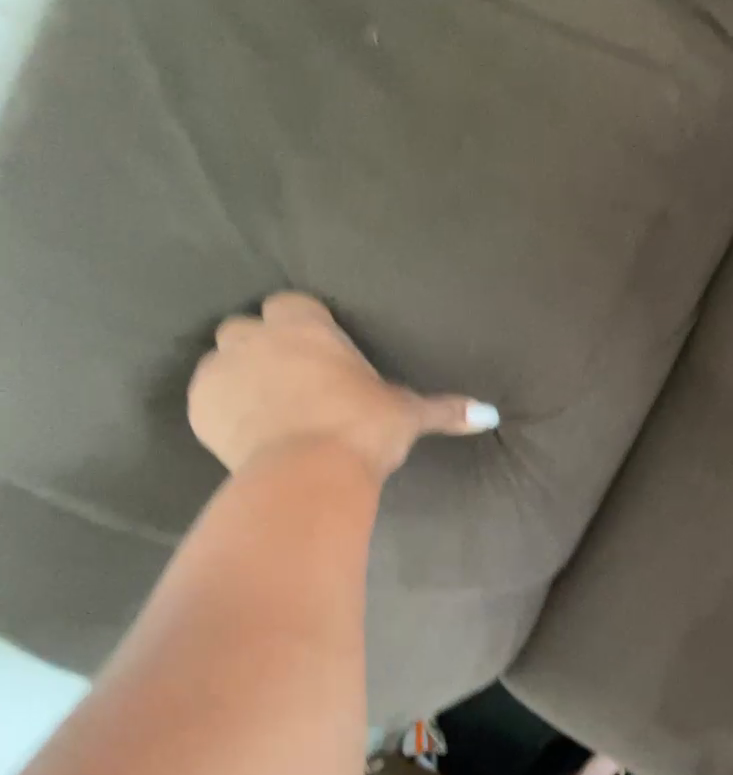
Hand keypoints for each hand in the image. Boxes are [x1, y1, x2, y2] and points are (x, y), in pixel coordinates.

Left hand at [188, 292, 496, 477]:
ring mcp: (220, 374)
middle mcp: (255, 341)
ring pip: (223, 362)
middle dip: (266, 345)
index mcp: (306, 330)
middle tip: (299, 376)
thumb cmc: (363, 426)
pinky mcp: (199, 410)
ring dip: (244, 376)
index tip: (325, 347)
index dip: (306, 322)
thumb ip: (445, 409)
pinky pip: (210, 399)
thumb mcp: (410, 416)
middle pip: (247, 327)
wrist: (307, 471)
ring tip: (275, 406)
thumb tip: (490, 415)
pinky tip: (255, 430)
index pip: (294, 303)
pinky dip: (228, 409)